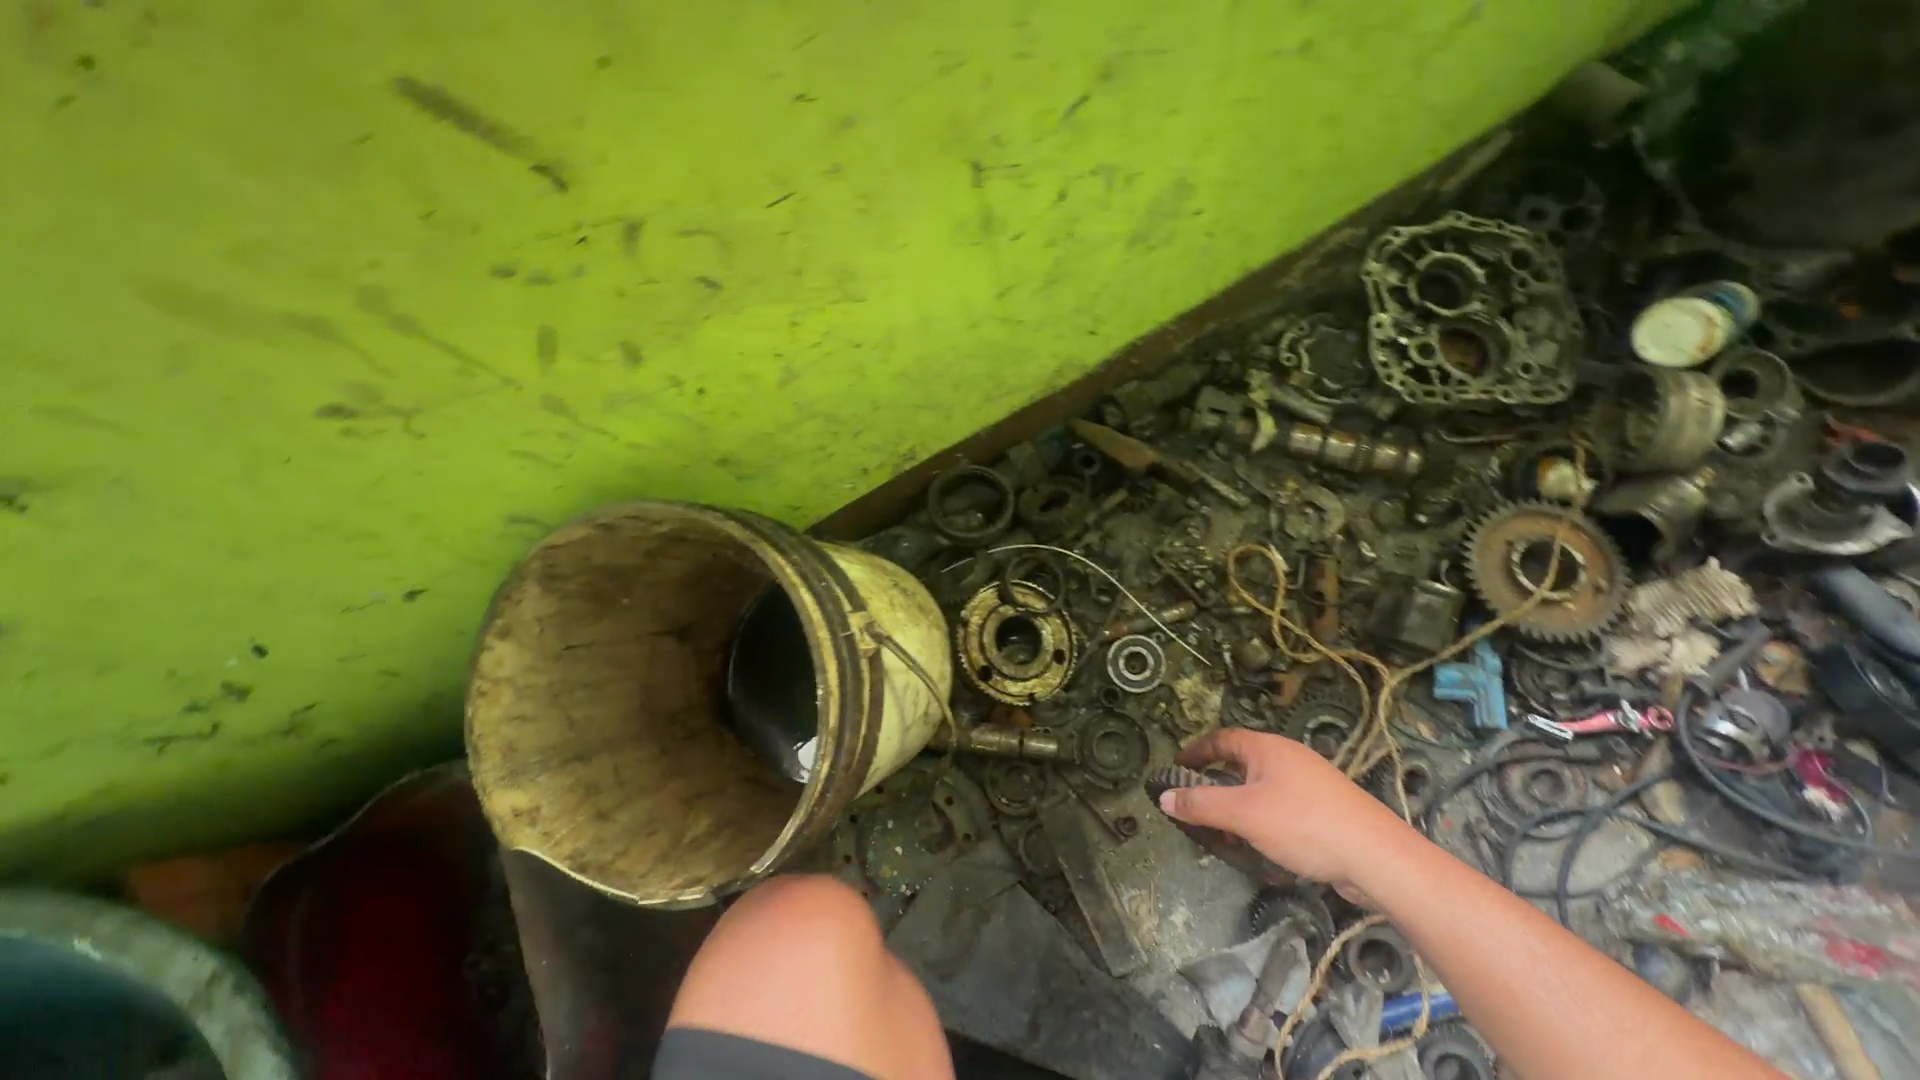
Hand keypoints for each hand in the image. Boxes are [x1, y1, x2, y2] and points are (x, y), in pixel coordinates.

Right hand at [1158, 728, 1413, 899]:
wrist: (1376, 857)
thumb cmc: (1303, 825)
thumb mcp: (1243, 814)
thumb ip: (1200, 804)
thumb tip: (1164, 796)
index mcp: (1267, 748)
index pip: (1221, 739)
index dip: (1195, 752)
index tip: (1174, 769)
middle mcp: (1289, 757)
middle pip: (1241, 762)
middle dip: (1214, 783)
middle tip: (1193, 806)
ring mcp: (1310, 783)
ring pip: (1260, 787)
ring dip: (1236, 805)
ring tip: (1222, 832)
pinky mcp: (1324, 809)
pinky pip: (1280, 805)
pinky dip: (1260, 818)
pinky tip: (1259, 843)